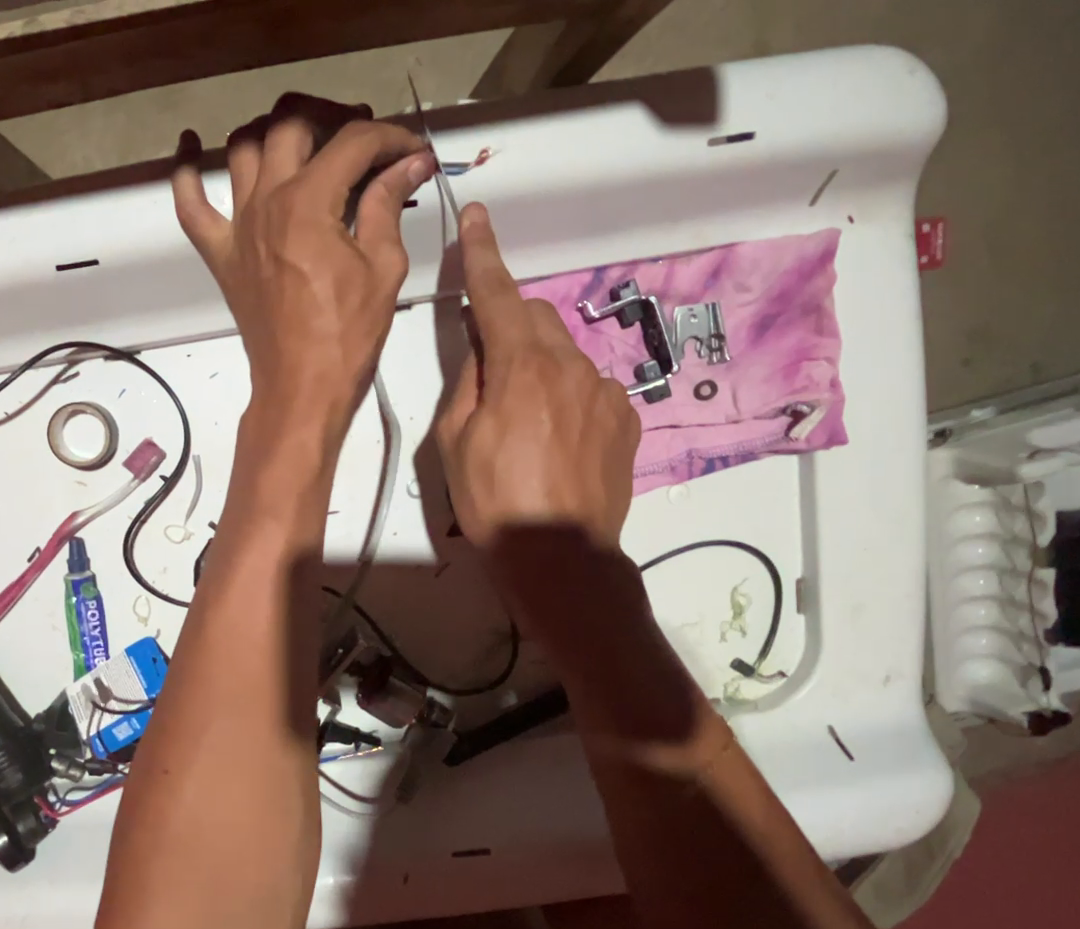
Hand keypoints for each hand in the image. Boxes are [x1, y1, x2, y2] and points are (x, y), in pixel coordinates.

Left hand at [173, 95, 433, 446]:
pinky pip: (189, 203)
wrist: (301, 389)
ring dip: (274, 132)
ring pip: (242, 149)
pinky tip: (189, 143)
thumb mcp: (382, 268)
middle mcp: (266, 201)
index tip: (414, 152)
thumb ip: (388, 205)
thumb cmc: (348, 335)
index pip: (353, 143)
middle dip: (332, 120)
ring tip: (304, 142)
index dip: (391, 137)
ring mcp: (237, 226)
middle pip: (292, 126)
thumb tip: (409, 162)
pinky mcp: (219, 253)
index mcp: (309, 202)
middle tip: (361, 143)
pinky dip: (185, 169)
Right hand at [435, 202, 642, 551]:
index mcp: (520, 369)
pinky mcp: (626, 419)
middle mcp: (569, 366)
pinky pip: (589, 386)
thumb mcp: (454, 444)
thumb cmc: (494, 504)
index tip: (477, 217)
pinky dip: (566, 394)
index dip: (482, 254)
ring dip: (538, 364)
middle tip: (487, 363)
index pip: (496, 295)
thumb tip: (481, 351)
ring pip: (564, 352)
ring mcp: (604, 391)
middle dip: (508, 322)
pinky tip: (555, 439)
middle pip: (536, 317)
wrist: (561, 560)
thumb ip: (467, 384)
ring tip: (523, 421)